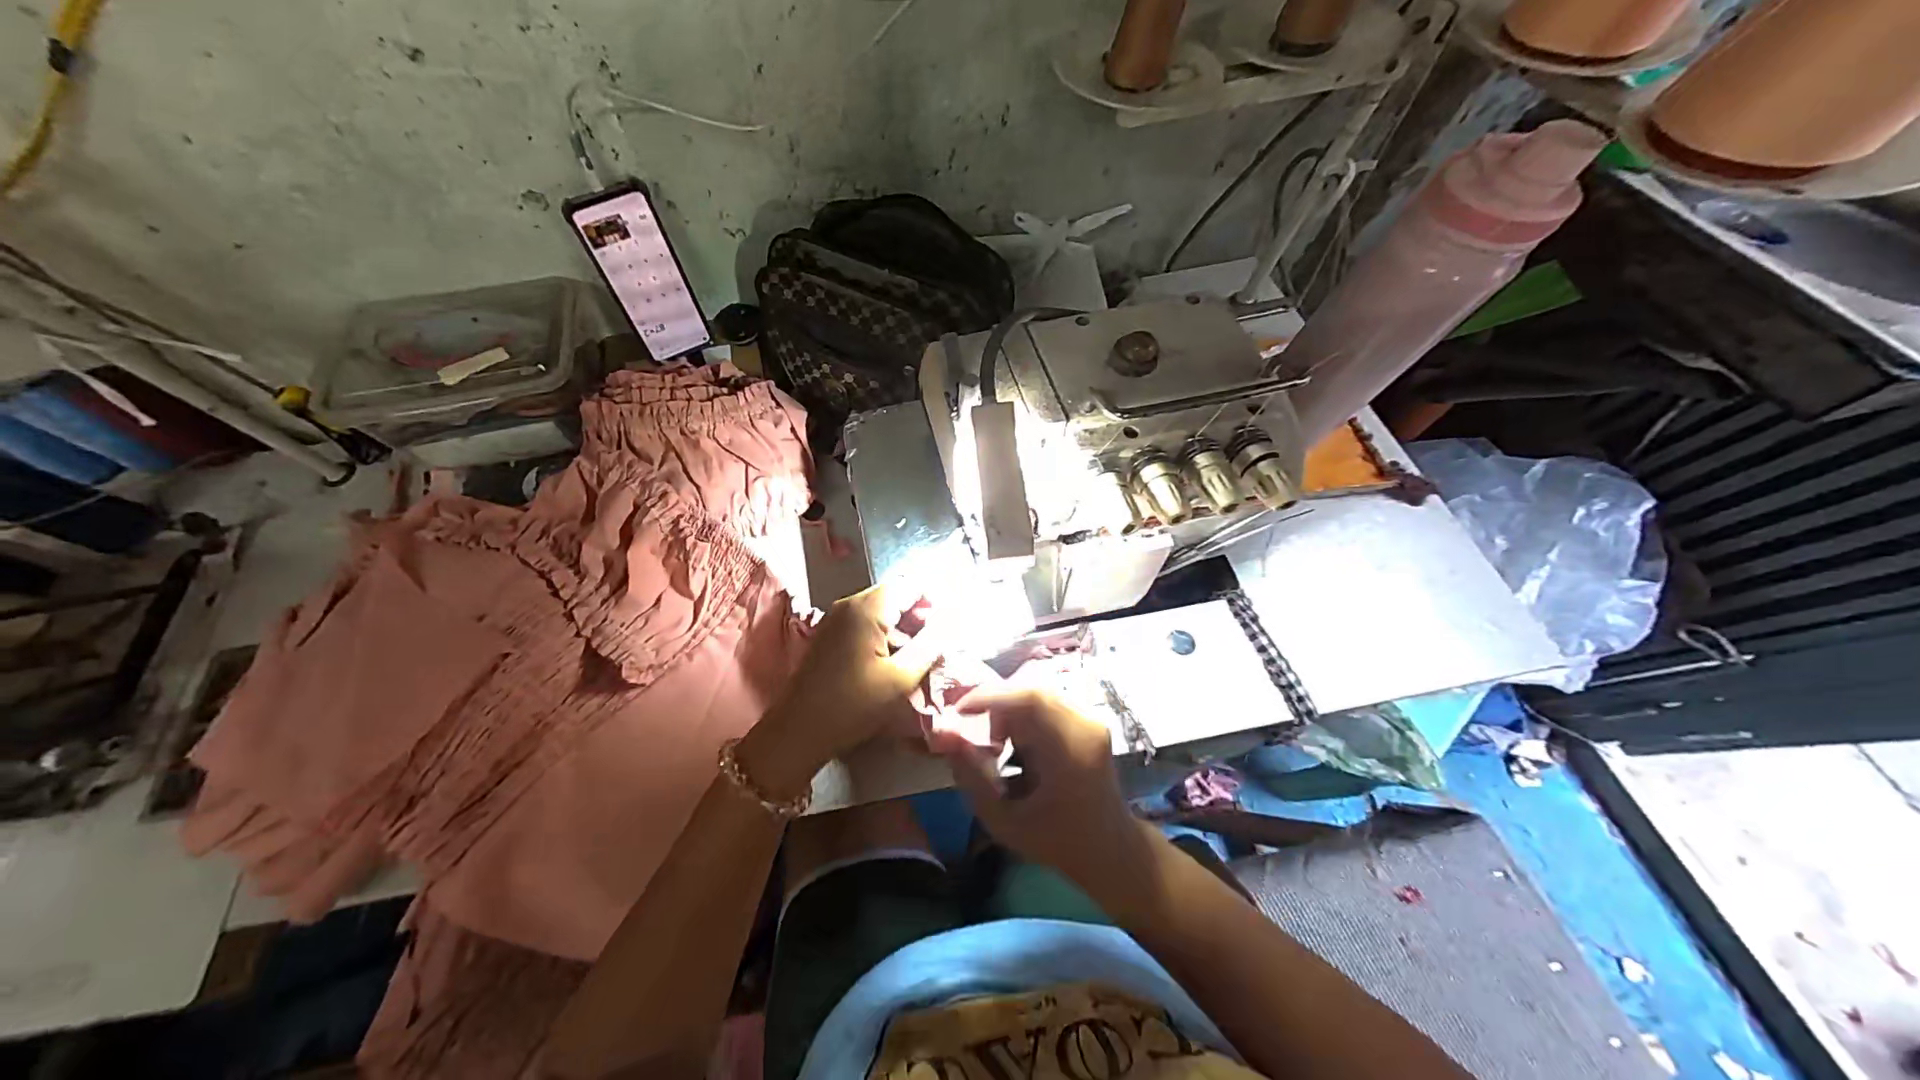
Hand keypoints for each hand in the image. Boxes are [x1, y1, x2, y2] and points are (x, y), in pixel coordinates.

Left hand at [740, 583, 941, 797]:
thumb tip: (953, 622)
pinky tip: (897, 662)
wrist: (798, 731)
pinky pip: (866, 624)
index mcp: (867, 608)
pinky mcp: (831, 637)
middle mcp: (849, 604)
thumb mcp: (901, 678)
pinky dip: (886, 635)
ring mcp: (836, 619)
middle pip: (895, 595)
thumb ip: (931, 645)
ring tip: (924, 655)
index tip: (954, 622)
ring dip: (904, 627)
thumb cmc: (852, 705)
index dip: (936, 598)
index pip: (911, 584)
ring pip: (881, 611)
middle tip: (942, 642)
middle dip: (922, 614)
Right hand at [929, 689, 1151, 893]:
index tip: (956, 712)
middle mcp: (1085, 726)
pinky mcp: (1089, 721)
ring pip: (1038, 695)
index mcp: (1070, 750)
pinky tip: (1015, 743)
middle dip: (994, 705)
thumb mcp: (1004, 821)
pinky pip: (1049, 704)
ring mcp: (1091, 720)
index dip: (988, 697)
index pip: (1028, 700)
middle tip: (969, 729)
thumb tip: (945, 737)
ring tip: (993, 743)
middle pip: (1031, 693)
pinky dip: (1023, 715)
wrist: (1110, 848)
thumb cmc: (1056, 841)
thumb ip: (972, 778)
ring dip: (1008, 711)